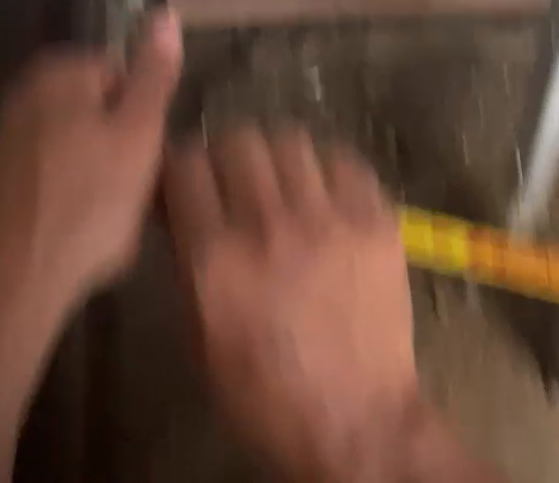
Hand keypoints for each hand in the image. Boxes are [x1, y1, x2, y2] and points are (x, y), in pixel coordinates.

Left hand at [0, 8, 183, 309]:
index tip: (152, 153)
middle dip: (123, 146)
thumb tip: (164, 12)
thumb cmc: (86, 204)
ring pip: (78, 148)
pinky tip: (77, 234)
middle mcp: (23, 96)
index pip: (127, 73)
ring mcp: (2, 143)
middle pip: (101, 110)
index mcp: (58, 73)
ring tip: (111, 219)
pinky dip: (70, 200)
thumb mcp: (139, 134)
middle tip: (137, 189)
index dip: (147, 115)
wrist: (4, 290)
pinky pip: (51, 180)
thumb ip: (154, 74)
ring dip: (101, 177)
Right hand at [166, 126, 465, 482]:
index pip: (187, 165)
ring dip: (277, 157)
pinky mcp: (376, 218)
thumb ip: (190, 258)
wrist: (356, 418)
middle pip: (241, 140)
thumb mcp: (203, 333)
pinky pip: (345, 161)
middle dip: (228, 154)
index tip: (188, 177)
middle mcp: (272, 225)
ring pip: (292, 140)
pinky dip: (328, 170)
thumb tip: (181, 200)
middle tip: (235, 177)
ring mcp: (331, 217)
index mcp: (217, 259)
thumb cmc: (265, 391)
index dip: (182, 165)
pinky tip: (326, 195)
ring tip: (282, 181)